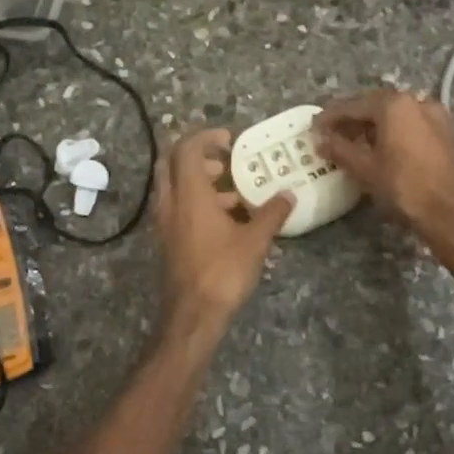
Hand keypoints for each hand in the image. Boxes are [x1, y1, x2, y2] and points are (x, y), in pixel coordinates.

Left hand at [154, 128, 292, 331]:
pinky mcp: (167, 241)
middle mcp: (170, 203)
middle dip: (196, 156)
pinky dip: (195, 202)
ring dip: (198, 181)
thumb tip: (289, 194)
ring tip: (232, 193)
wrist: (193, 315)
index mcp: (189, 194)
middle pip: (171, 163)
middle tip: (224, 161)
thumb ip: (272, 213)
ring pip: (173, 187)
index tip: (229, 140)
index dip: (206, 137)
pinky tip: (224, 220)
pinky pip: (176, 208)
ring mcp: (164, 223)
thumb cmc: (223, 272)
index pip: (187, 149)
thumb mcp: (255, 240)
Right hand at [315, 89, 453, 241]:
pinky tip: (384, 150)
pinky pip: (413, 126)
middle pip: (376, 105)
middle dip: (352, 119)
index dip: (330, 117)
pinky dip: (394, 132)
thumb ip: (340, 149)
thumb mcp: (366, 169)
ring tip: (354, 144)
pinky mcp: (448, 133)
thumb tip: (320, 140)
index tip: (314, 128)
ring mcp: (437, 116)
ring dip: (373, 126)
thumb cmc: (405, 188)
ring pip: (396, 115)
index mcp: (395, 105)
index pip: (353, 105)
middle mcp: (418, 101)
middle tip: (332, 135)